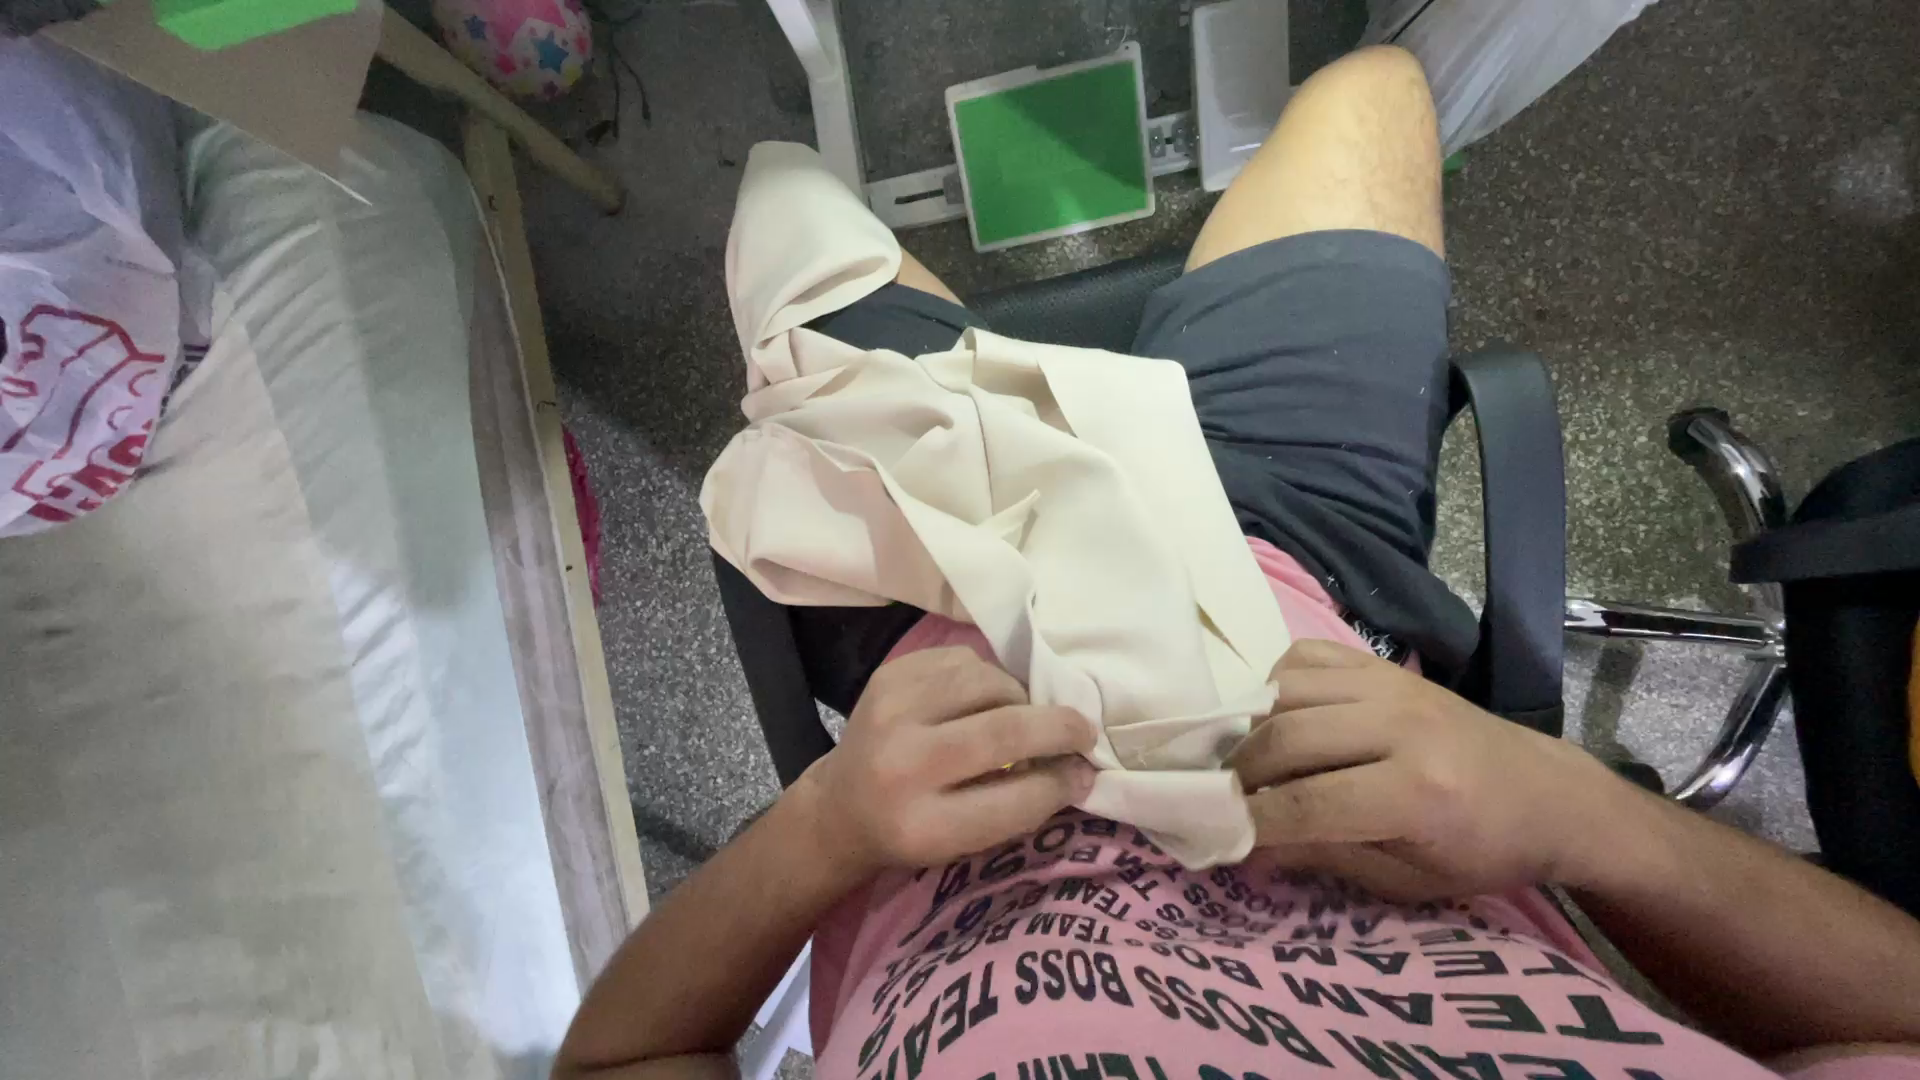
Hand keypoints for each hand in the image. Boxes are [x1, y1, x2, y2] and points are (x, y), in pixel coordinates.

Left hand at [793, 647, 1097, 874]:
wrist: (841, 803)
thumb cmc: (912, 829)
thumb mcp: (961, 841)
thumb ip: (1017, 806)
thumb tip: (1080, 766)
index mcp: (921, 826)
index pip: (1014, 801)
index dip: (1061, 784)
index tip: (1086, 772)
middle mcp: (901, 764)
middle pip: (1004, 731)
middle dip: (1058, 727)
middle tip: (1083, 730)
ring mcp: (890, 711)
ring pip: (987, 681)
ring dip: (1020, 696)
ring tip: (1022, 714)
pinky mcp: (888, 675)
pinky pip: (962, 658)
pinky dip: (986, 675)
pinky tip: (983, 697)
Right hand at [1228, 639, 1628, 900]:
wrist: (1548, 794)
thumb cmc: (1482, 849)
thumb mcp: (1409, 878)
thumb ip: (1324, 857)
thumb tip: (1246, 852)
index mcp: (1420, 793)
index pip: (1308, 803)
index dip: (1255, 821)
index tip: (1222, 833)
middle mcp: (1400, 725)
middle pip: (1286, 738)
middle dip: (1242, 772)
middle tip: (1225, 795)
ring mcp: (1389, 684)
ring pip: (1285, 691)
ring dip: (1250, 727)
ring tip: (1247, 759)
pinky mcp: (1381, 664)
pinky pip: (1304, 656)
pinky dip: (1275, 683)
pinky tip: (1278, 714)